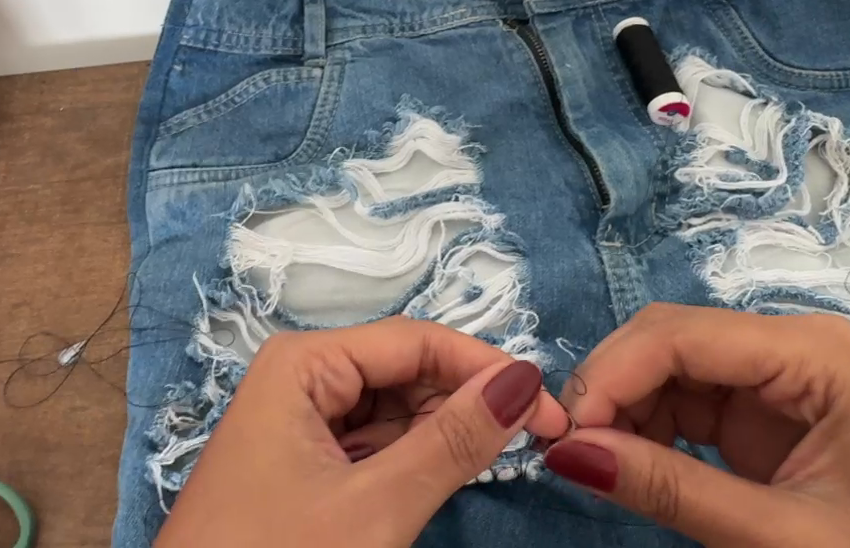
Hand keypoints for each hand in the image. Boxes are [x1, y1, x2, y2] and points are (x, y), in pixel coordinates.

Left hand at [155, 318, 565, 547]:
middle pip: (403, 371)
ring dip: (442, 430)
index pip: (414, 341)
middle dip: (464, 399)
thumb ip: (450, 442)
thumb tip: (522, 381)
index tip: (550, 406)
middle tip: (535, 437)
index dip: (485, 367)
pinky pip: (371, 442)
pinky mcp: (302, 461)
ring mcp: (299, 418)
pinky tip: (446, 470)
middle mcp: (301, 375)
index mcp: (304, 361)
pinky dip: (412, 457)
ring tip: (496, 454)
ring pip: (391, 408)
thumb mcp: (373, 508)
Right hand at [540, 305, 849, 547]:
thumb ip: (671, 490)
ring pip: (674, 371)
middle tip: (569, 448)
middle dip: (615, 388)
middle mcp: (794, 346)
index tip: (560, 432)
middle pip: (673, 343)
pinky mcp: (776, 415)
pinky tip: (637, 464)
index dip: (611, 373)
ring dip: (629, 411)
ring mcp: (785, 379)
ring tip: (599, 463)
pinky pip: (695, 406)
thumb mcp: (786, 542)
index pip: (680, 334)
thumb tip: (562, 452)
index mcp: (813, 351)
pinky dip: (656, 432)